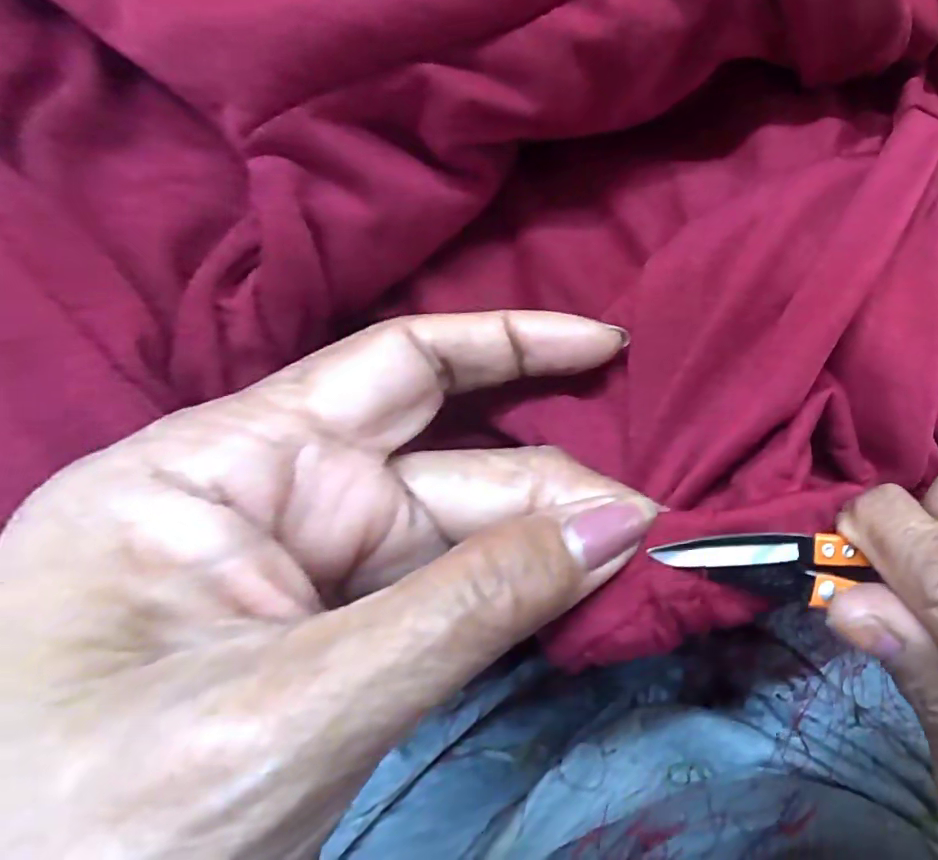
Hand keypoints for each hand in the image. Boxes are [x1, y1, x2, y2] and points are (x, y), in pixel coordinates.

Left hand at [0, 311, 656, 858]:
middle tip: (657, 530)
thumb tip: (627, 523)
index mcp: (223, 473)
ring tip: (646, 566)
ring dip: (566, 546)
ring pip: (485, 532)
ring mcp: (326, 574)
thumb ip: (475, 604)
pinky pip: (479, 587)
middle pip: (469, 462)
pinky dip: (541, 590)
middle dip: (566, 490)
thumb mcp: (287, 711)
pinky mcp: (361, 634)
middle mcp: (282, 505)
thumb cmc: (65, 841)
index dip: (517, 343)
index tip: (613, 347)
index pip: (401, 365)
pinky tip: (596, 594)